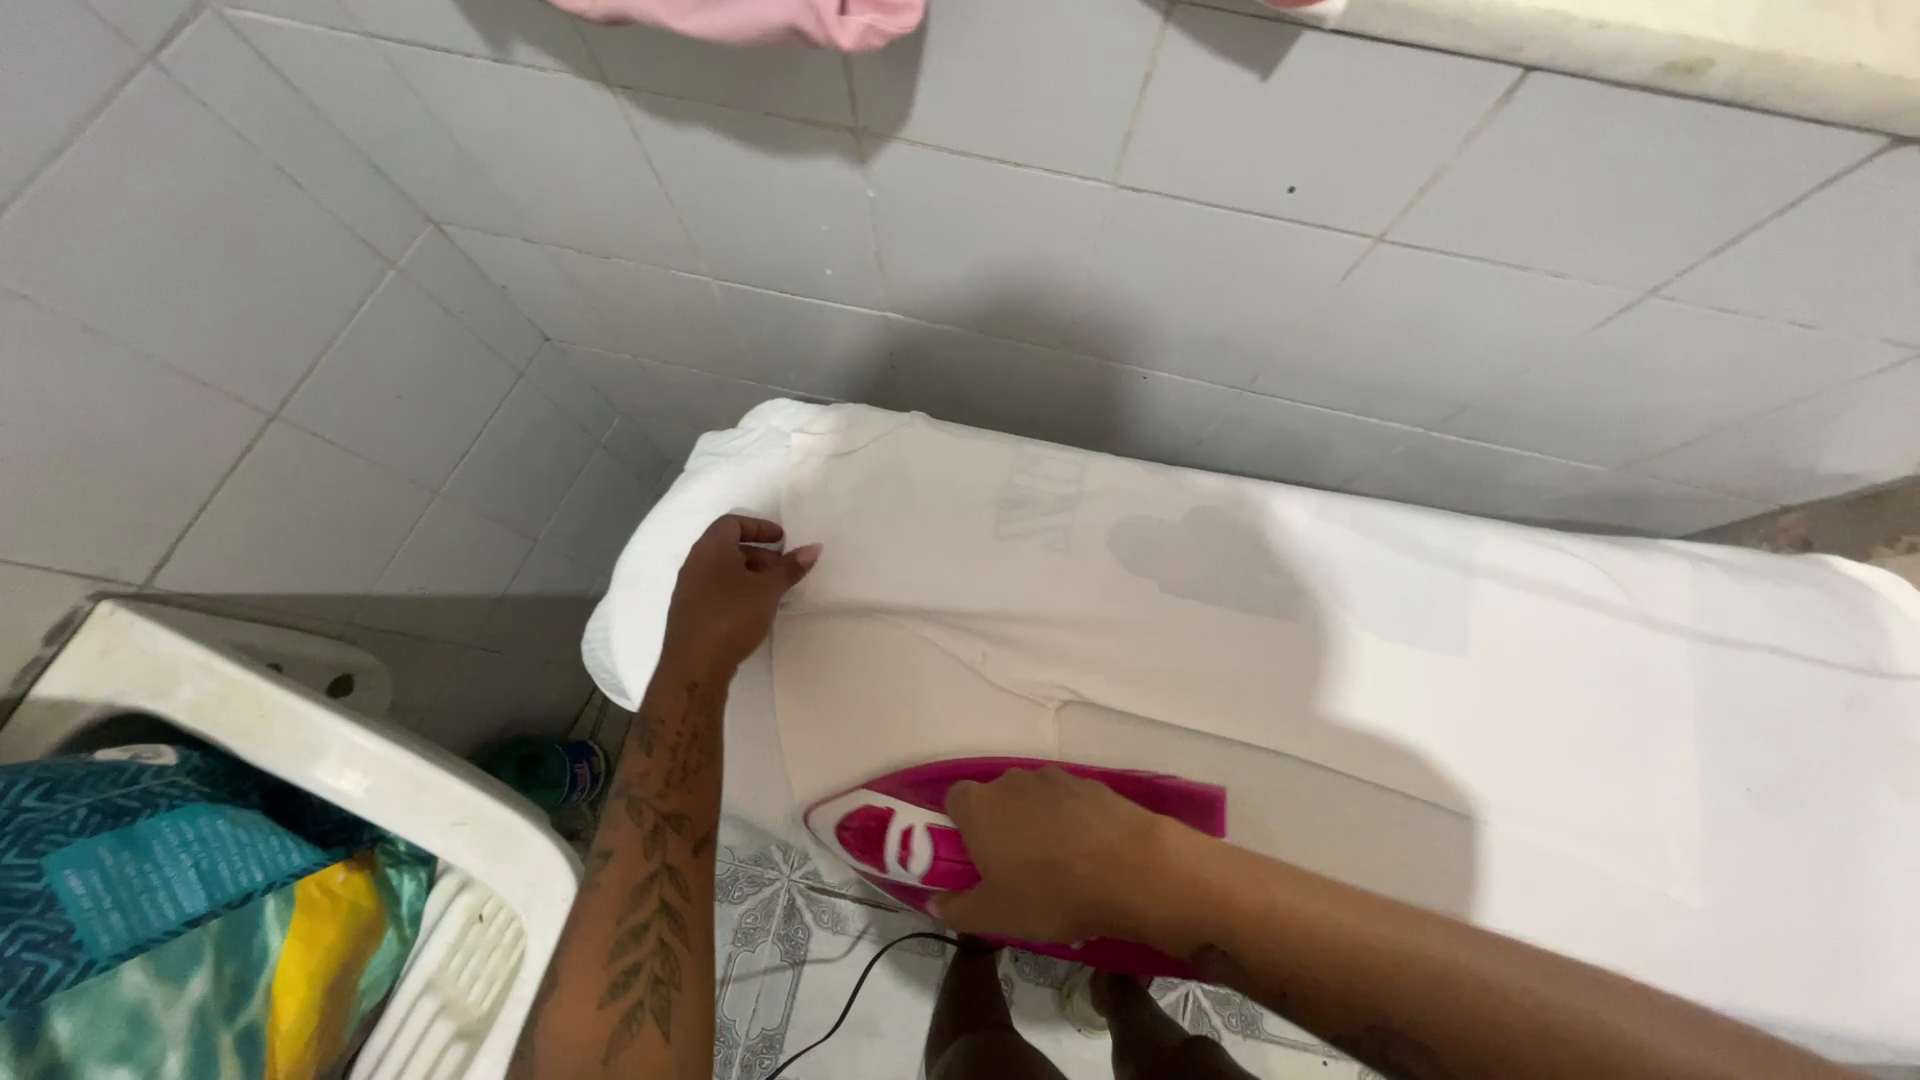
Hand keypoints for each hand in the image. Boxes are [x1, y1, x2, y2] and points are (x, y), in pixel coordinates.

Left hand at [659, 515, 818, 678]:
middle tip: (783, 569)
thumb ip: (790, 568)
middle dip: (759, 553)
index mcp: (710, 549)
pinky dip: (737, 591)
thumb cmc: (732, 616)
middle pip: (728, 546)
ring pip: (722, 570)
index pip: (732, 523)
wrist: (694, 665)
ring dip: (749, 574)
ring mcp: (688, 590)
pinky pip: (716, 590)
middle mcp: (694, 564)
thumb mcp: (768, 590)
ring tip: (773, 592)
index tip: (782, 540)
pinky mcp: (689, 613)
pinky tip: (753, 611)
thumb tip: (813, 548)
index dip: (759, 527)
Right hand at [930, 767, 1186, 944]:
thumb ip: (956, 909)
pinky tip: (1088, 858)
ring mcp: (1055, 778)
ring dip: (1037, 825)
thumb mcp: (995, 916)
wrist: (1132, 868)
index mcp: (979, 806)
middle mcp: (1012, 781)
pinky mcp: (1091, 784)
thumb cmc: (1050, 892)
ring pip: (1034, 801)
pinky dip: (1071, 824)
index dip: (959, 827)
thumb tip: (934, 902)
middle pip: (995, 800)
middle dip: (1000, 828)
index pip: (954, 800)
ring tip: (1057, 869)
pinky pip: (1068, 804)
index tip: (973, 858)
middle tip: (1013, 871)